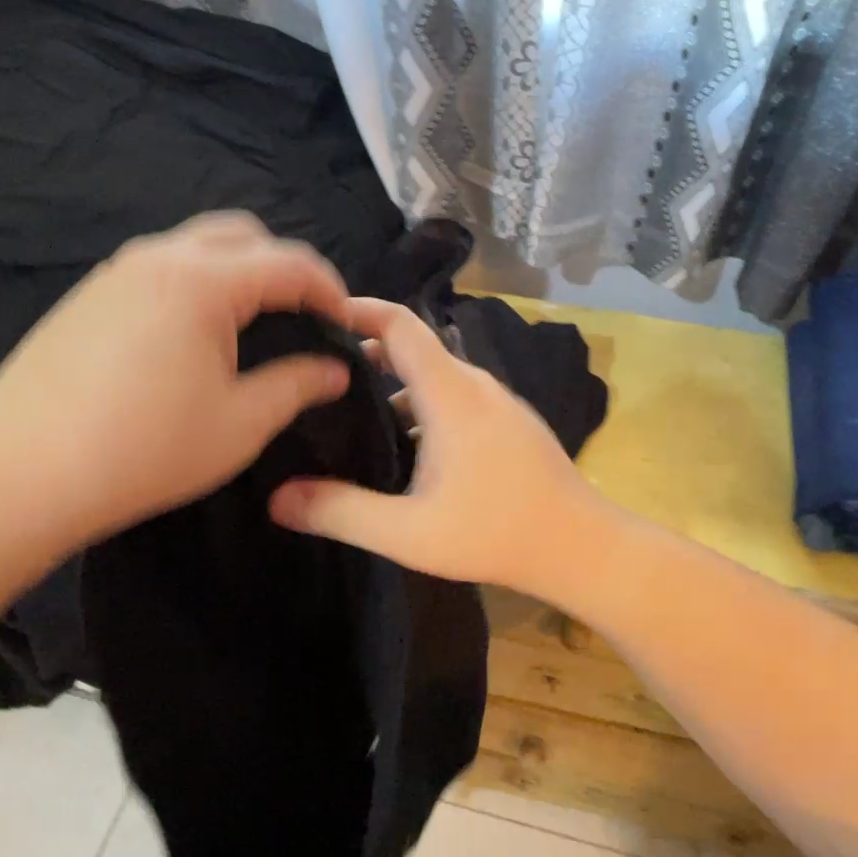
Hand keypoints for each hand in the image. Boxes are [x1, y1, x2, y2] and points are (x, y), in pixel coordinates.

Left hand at [0, 211, 352, 547]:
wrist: (21, 475)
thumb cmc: (145, 450)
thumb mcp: (240, 424)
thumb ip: (297, 385)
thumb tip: (336, 369)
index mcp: (203, 280)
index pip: (288, 263)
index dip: (329, 288)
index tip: (345, 324)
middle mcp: (159, 257)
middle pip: (242, 234)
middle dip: (282, 267)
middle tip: (300, 318)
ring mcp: (115, 273)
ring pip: (194, 246)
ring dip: (235, 272)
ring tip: (249, 326)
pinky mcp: (86, 296)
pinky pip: (157, 268)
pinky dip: (193, 284)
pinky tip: (189, 338)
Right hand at [269, 297, 603, 587]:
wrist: (580, 546)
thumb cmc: (495, 532)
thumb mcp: (408, 531)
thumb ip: (341, 512)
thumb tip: (278, 499)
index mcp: (450, 393)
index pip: (400, 324)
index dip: (359, 309)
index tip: (319, 314)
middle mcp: (476, 385)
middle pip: (415, 348)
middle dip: (367, 352)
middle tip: (320, 374)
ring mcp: (499, 403)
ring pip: (437, 376)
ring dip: (395, 384)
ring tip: (354, 412)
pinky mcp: (510, 423)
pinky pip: (457, 396)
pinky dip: (422, 404)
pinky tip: (407, 447)